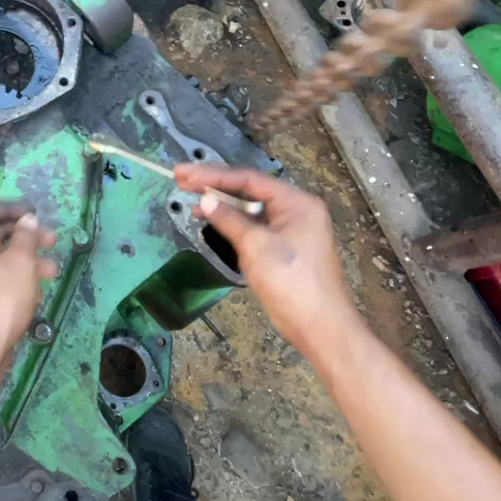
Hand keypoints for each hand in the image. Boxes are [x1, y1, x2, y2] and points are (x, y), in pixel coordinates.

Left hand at [0, 200, 58, 364]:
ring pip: (2, 257)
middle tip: (52, 240)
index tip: (34, 215)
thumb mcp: (20, 262)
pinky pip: (0, 277)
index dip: (12, 207)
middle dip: (26, 235)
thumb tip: (27, 219)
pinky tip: (37, 292)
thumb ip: (25, 237)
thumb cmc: (2, 298)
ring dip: (28, 259)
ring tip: (52, 271)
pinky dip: (18, 278)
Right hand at [173, 164, 358, 352]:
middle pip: (248, 191)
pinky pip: (252, 226)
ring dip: (220, 204)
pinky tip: (209, 220)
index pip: (248, 179)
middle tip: (181, 180)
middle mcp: (294, 210)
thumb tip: (204, 201)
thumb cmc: (290, 280)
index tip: (183, 174)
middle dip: (214, 186)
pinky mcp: (280, 247)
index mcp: (296, 203)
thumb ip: (228, 219)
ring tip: (190, 200)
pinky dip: (230, 222)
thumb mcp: (256, 245)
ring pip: (248, 209)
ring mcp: (288, 229)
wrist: (319, 327)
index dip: (212, 175)